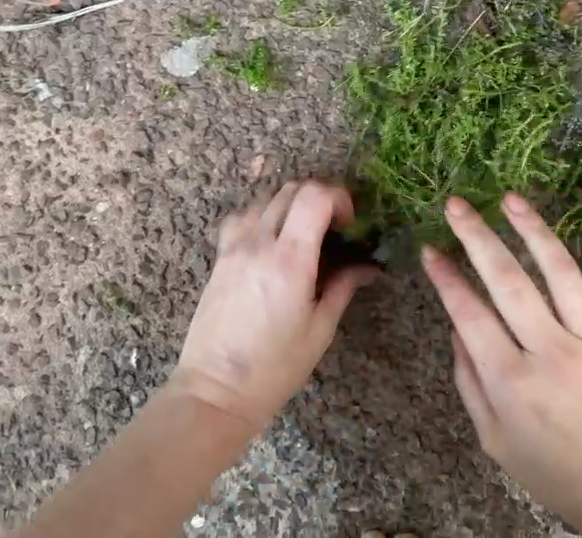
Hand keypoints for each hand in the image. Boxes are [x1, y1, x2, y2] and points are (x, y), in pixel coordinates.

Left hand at [171, 181, 376, 433]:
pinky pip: (241, 217)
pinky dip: (261, 214)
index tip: (349, 222)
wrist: (214, 392)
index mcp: (290, 261)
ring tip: (303, 231)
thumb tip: (367, 267)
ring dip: (290, 203)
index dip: (338, 198)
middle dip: (318, 198)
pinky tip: (271, 239)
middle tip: (332, 226)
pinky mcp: (220, 257)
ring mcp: (235, 248)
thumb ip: (342, 288)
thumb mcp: (319, 331)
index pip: (314, 197)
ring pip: (266, 198)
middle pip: (291, 190)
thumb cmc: (274, 369)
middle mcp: (260, 244)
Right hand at [422, 194, 581, 536]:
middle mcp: (552, 353)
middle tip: (456, 205)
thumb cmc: (556, 473)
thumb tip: (457, 328)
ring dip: (534, 231)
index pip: (470, 314)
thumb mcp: (495, 441)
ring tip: (510, 199)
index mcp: (514, 383)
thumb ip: (470, 383)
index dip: (446, 279)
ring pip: (562, 274)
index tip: (429, 249)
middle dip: (478, 238)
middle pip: (510, 282)